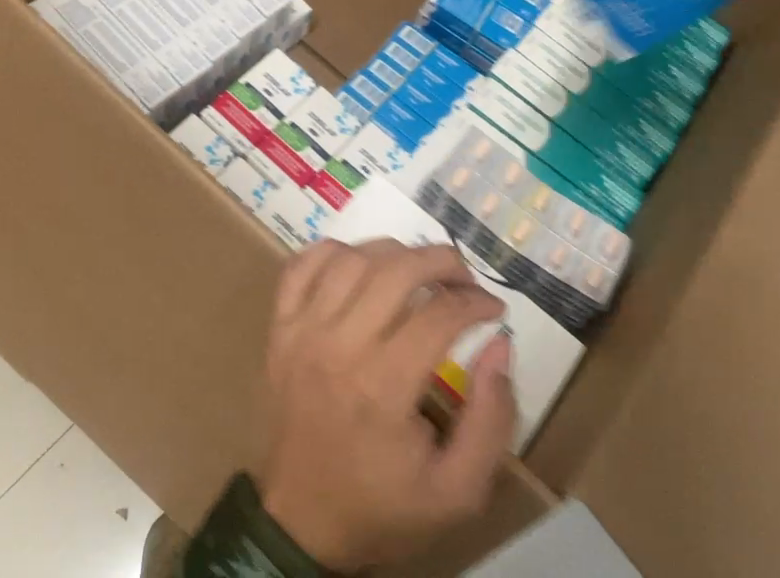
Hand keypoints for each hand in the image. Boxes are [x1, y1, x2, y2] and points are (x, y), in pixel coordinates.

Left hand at [257, 240, 516, 572]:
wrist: (303, 526)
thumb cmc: (384, 508)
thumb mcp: (459, 490)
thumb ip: (493, 418)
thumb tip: (500, 344)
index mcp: (383, 387)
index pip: (438, 313)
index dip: (476, 302)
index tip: (493, 312)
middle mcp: (337, 347)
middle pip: (395, 269)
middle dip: (443, 261)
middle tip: (465, 281)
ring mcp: (301, 334)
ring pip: (351, 257)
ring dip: (394, 252)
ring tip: (419, 273)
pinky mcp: (279, 332)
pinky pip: (301, 266)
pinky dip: (334, 252)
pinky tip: (362, 266)